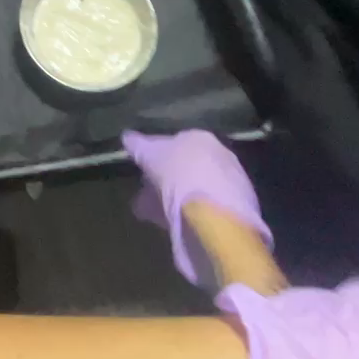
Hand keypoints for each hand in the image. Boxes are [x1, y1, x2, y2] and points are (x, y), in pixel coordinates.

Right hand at [121, 130, 272, 287]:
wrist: (214, 219)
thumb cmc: (179, 174)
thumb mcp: (149, 153)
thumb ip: (137, 145)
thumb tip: (128, 137)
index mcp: (201, 138)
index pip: (174, 141)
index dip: (155, 153)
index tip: (140, 165)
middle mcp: (219, 159)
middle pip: (184, 167)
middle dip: (163, 178)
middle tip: (143, 189)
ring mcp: (228, 189)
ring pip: (190, 190)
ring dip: (168, 199)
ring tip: (145, 210)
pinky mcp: (231, 217)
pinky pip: (198, 211)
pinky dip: (180, 215)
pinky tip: (163, 222)